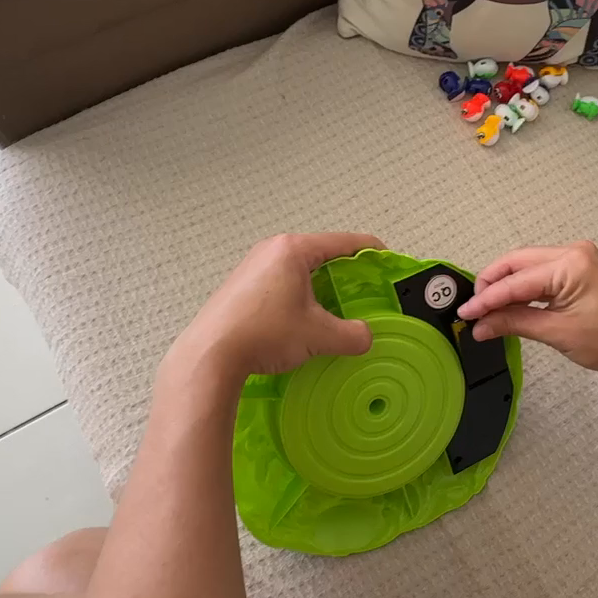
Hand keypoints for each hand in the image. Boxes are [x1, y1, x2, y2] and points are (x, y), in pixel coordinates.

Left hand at [165, 233, 381, 382]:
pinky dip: (299, 292)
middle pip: (321, 252)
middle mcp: (272, 249)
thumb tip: (366, 337)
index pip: (344, 242)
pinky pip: (281, 280)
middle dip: (345, 271)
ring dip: (320, 284)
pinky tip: (301, 318)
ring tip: (334, 308)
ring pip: (300, 267)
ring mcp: (253, 265)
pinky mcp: (241, 285)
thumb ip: (351, 335)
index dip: (371, 252)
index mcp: (294, 250)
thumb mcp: (317, 335)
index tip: (387, 263)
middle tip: (364, 290)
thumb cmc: (263, 333)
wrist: (209, 356)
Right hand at [457, 241, 597, 381]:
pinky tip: (509, 303)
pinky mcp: (579, 267)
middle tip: (471, 309)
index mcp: (571, 263)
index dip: (487, 298)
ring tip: (485, 308)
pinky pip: (541, 272)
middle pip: (517, 262)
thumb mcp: (557, 333)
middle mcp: (572, 251)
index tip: (464, 313)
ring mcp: (577, 257)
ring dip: (505, 285)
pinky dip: (523, 287)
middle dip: (492, 285)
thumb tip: (479, 326)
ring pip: (527, 265)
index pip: (516, 280)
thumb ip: (514, 323)